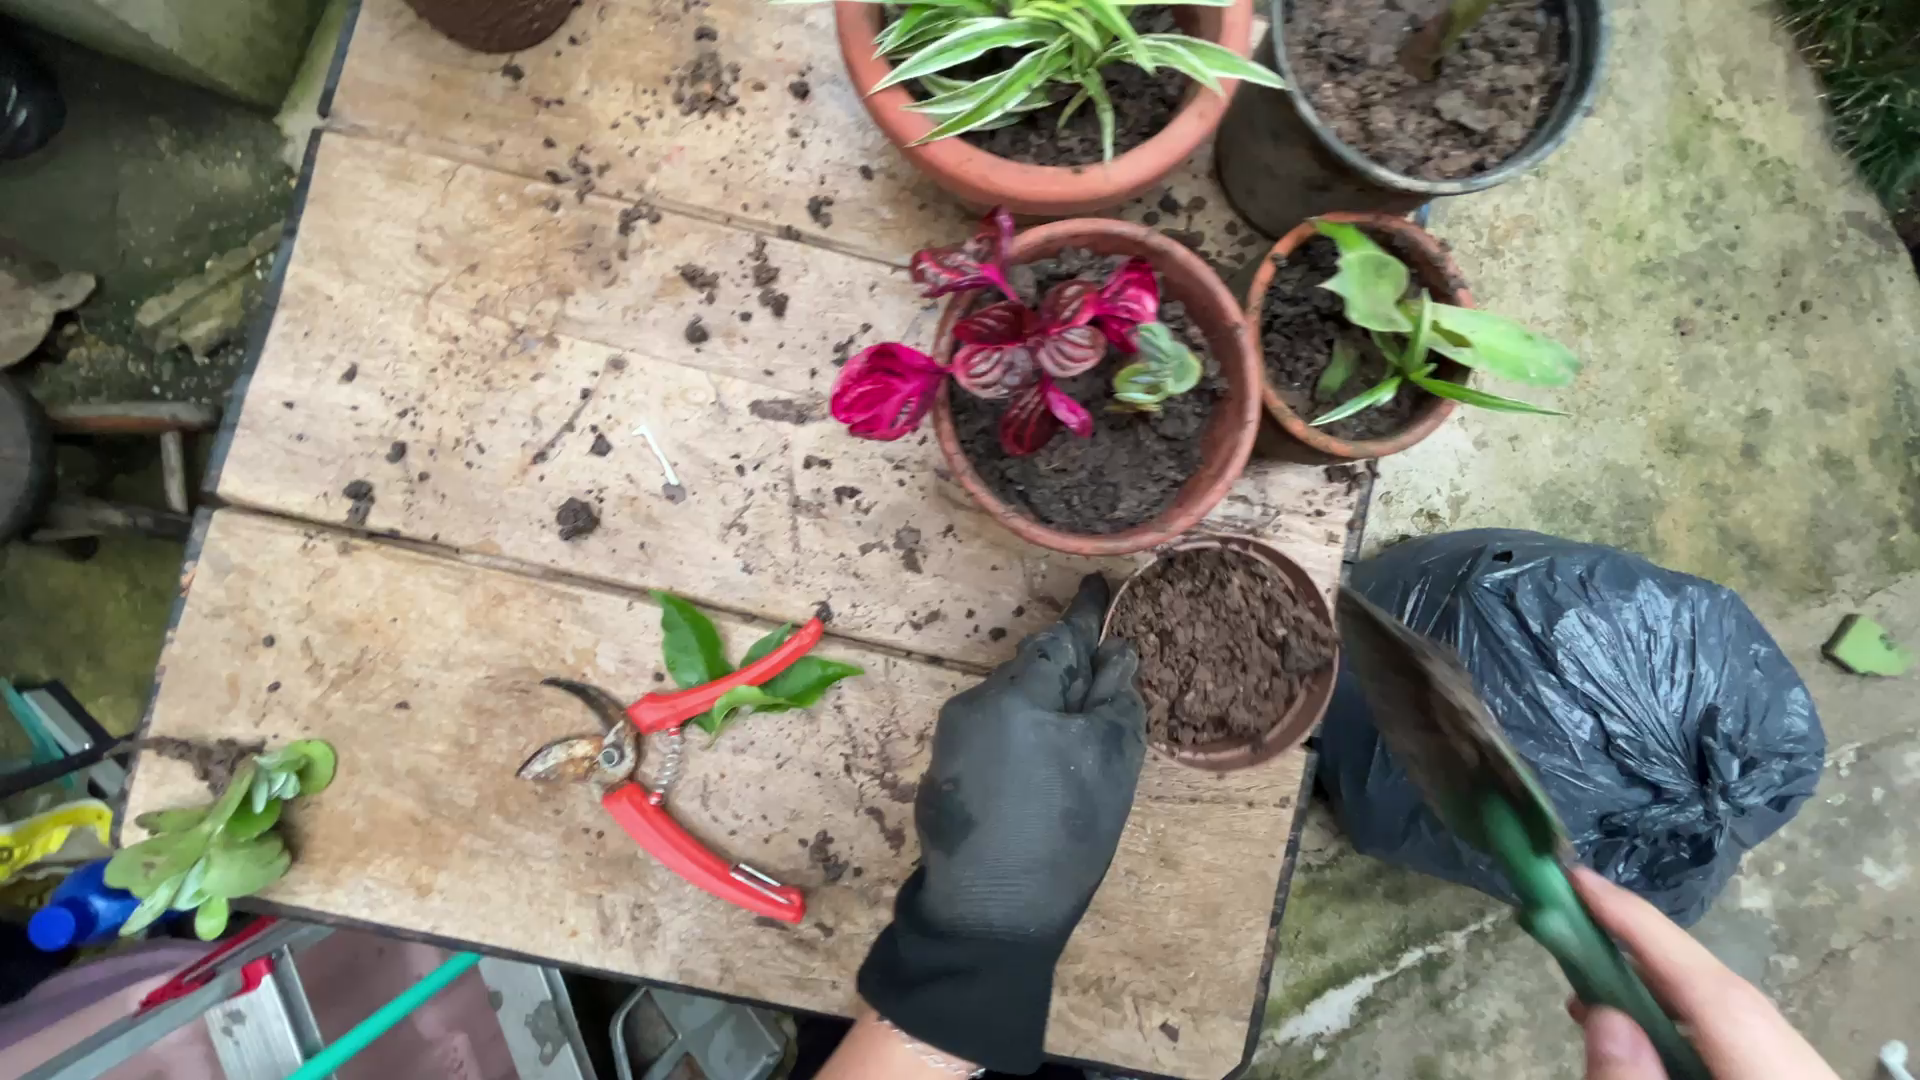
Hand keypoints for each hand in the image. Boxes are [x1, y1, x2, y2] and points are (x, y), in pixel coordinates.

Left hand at [915, 571, 1147, 939]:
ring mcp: (953, 733)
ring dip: (1043, 708)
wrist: (989, 914)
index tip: (1096, 585)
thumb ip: (1113, 699)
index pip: (1058, 639)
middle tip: (1101, 694)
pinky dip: (1020, 734)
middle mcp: (975, 700)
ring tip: (1071, 752)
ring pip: (1012, 699)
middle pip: (1032, 668)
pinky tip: (1037, 771)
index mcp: (1016, 693)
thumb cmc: (1062, 836)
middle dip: (1067, 675)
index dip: (1083, 614)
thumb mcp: (1109, 766)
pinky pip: (992, 728)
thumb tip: (1115, 652)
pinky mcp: (944, 762)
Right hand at [1569, 866, 1839, 1079]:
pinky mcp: (1791, 1078)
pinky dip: (1684, 1018)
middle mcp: (1810, 1072)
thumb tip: (1597, 1010)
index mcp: (1782, 1078)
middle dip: (1643, 946)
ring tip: (1585, 972)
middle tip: (1567, 909)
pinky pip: (1747, 1039)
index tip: (1574, 874)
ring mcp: (1807, 1074)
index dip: (1641, 924)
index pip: (1713, 989)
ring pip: (1738, 1015)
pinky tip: (1637, 1021)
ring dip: (1655, 983)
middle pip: (1728, 994)